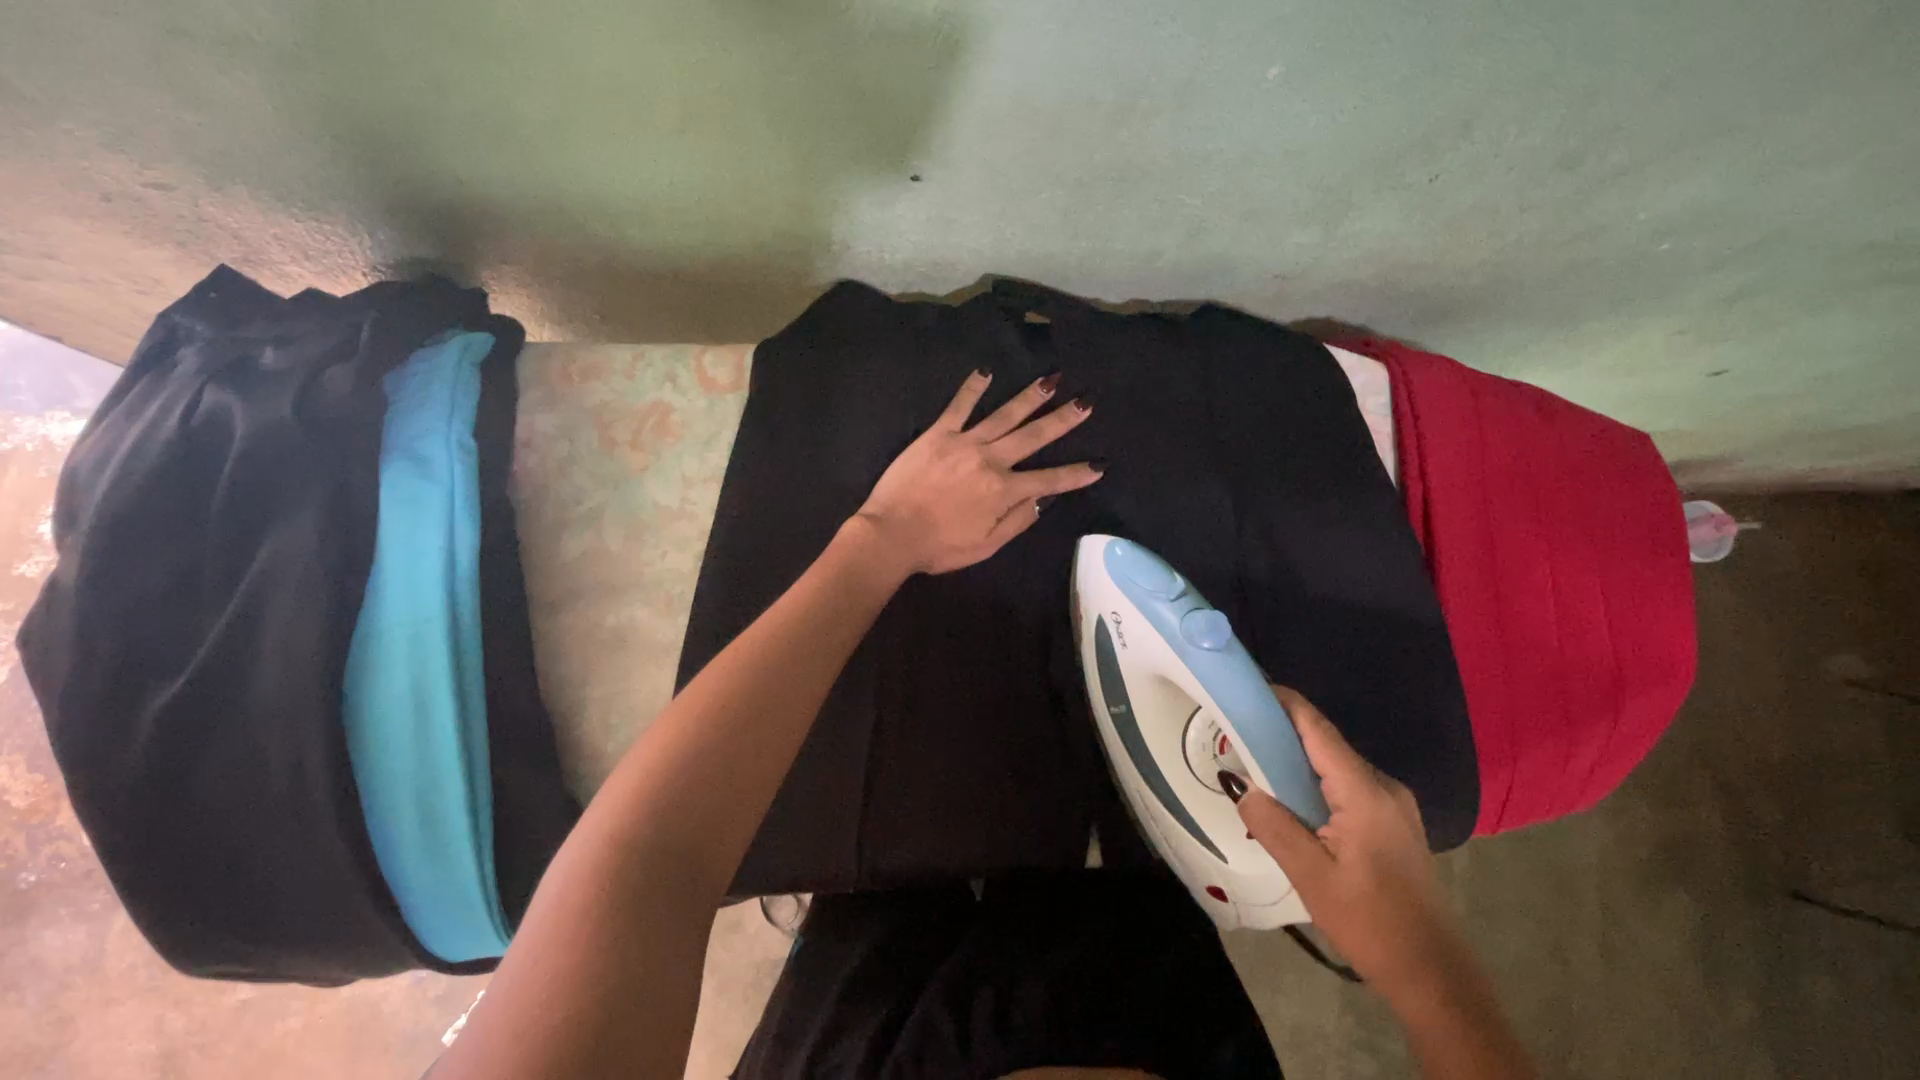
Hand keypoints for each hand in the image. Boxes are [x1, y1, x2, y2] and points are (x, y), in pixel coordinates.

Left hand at [854, 370, 1103, 575]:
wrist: (891, 533)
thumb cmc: (939, 547)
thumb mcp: (986, 546)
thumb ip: (1017, 522)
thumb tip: (1042, 502)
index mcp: (1004, 491)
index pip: (1049, 480)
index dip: (1076, 474)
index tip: (1099, 464)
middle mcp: (991, 460)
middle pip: (1034, 436)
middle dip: (1063, 420)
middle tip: (1086, 402)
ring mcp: (964, 443)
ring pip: (1004, 415)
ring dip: (1030, 397)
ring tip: (1051, 380)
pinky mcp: (937, 434)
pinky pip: (959, 406)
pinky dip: (973, 388)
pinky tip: (987, 372)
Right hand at [1236, 686, 1474, 1002]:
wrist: (1432, 971)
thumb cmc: (1371, 922)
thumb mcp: (1310, 875)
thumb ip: (1271, 824)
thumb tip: (1238, 784)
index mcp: (1364, 792)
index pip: (1317, 730)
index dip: (1283, 703)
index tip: (1247, 687)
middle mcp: (1383, 787)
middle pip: (1325, 744)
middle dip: (1280, 733)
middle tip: (1234, 731)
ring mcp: (1392, 805)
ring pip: (1335, 767)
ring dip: (1295, 762)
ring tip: (1251, 763)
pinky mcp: (1392, 824)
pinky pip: (1346, 788)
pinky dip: (1313, 785)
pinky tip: (1288, 800)